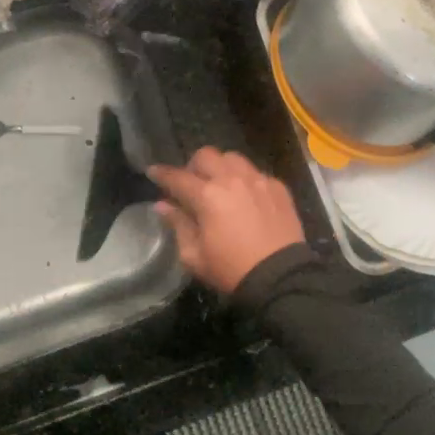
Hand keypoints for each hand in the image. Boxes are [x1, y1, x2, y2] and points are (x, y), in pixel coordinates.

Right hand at [149, 147, 305, 295]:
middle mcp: (231, 179)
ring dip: (220, 167)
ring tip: (220, 186)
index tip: (153, 171)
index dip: (162, 173)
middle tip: (191, 184)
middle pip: (206, 155)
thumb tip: (163, 206)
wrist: (282, 279)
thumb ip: (178, 225)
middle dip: (193, 166)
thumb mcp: (195, 256)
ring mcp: (258, 180)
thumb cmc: (232, 270)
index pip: (177, 177)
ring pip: (232, 158)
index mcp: (207, 196)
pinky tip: (246, 197)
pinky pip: (256, 172)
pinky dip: (245, 179)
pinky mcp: (278, 187)